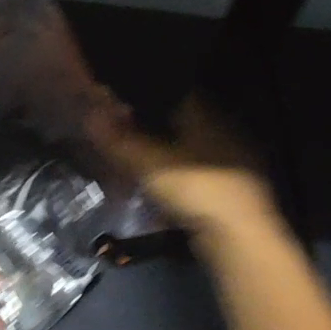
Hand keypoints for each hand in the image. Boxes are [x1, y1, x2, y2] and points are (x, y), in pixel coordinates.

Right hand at [88, 95, 283, 244]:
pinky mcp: (233, 189)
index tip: (121, 100)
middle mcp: (223, 130)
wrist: (241, 238)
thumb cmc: (195, 189)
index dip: (147, 94)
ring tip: (139, 163)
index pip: (175, 91)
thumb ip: (118, 140)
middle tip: (125, 134)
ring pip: (191, 148)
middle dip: (154, 126)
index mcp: (206, 115)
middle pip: (182, 120)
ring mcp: (232, 160)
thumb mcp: (148, 165)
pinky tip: (163, 190)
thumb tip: (89, 114)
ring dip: (167, 154)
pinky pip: (198, 174)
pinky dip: (179, 177)